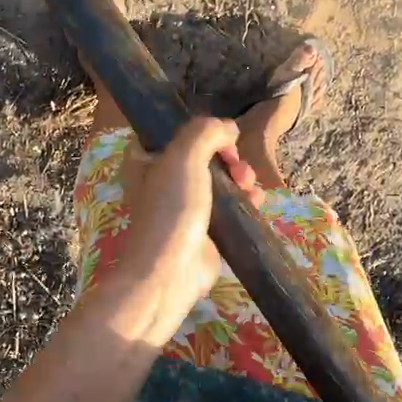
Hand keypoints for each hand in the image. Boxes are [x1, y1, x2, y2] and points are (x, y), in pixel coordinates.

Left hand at [88, 118, 259, 344]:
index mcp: (147, 160)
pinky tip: (254, 201)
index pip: (177, 132)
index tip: (221, 137)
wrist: (171, 273)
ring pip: (221, 178)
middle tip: (237, 167)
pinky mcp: (206, 227)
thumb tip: (228, 128)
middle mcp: (164, 180)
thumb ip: (205, 132)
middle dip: (229, 156)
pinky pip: (230, 204)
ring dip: (241, 176)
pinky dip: (245, 199)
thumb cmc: (171, 210)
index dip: (203, 131)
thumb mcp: (183, 157)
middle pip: (205, 154)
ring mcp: (186, 205)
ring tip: (248, 186)